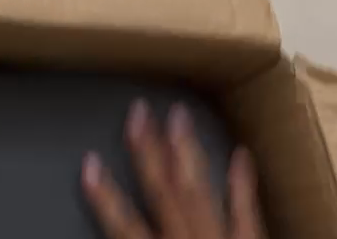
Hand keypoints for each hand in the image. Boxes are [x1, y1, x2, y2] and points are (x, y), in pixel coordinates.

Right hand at [81, 101, 265, 238]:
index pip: (126, 228)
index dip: (105, 196)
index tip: (88, 160)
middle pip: (163, 193)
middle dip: (148, 151)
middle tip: (138, 109)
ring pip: (200, 192)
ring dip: (187, 153)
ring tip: (179, 114)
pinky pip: (248, 215)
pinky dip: (244, 185)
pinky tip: (242, 154)